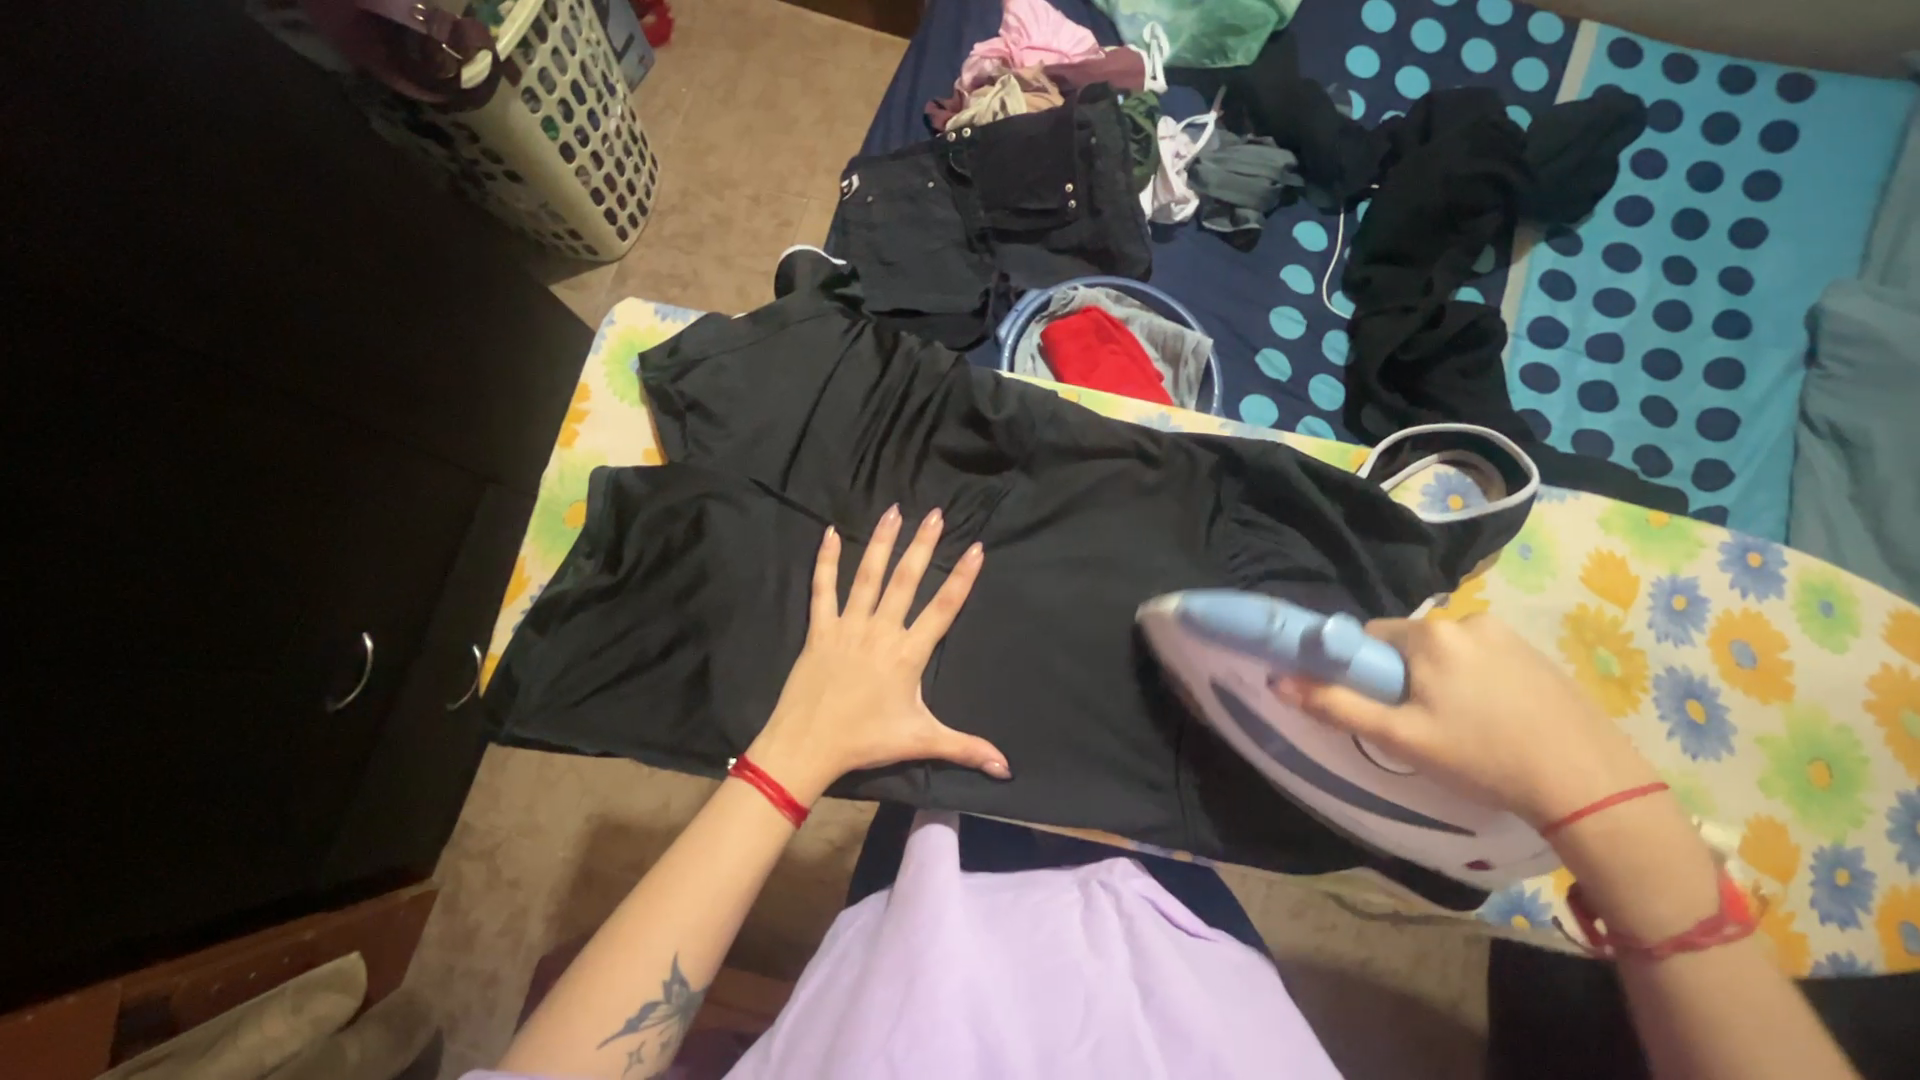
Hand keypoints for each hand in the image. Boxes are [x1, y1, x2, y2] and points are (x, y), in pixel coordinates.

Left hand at [744, 505, 1008, 804]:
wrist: (808, 745)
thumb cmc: (865, 741)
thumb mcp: (921, 741)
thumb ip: (966, 748)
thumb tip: (1006, 767)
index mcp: (907, 653)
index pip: (943, 609)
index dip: (962, 578)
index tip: (976, 548)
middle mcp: (880, 631)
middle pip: (906, 581)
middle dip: (922, 545)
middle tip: (935, 514)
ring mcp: (848, 627)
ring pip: (867, 577)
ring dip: (881, 543)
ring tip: (893, 512)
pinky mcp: (819, 630)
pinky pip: (822, 589)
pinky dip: (826, 561)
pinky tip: (831, 534)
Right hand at [1273, 614, 1657, 825]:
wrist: (1588, 782)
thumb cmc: (1482, 757)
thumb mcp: (1399, 737)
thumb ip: (1335, 705)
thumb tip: (1278, 679)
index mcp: (1429, 633)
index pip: (1368, 638)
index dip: (1363, 672)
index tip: (1380, 708)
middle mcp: (1466, 618)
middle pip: (1406, 643)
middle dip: (1402, 677)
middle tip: (1419, 725)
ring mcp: (1507, 633)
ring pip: (1443, 653)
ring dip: (1437, 680)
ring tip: (1459, 727)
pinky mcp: (1535, 652)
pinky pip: (1479, 658)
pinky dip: (1473, 682)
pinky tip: (1491, 719)